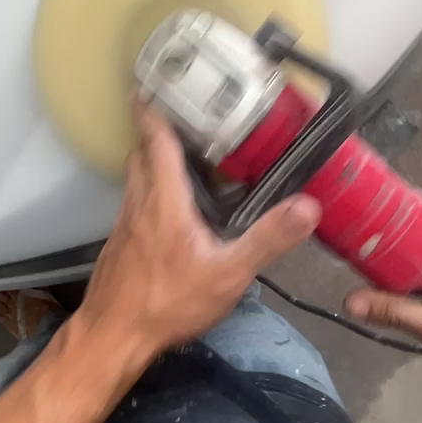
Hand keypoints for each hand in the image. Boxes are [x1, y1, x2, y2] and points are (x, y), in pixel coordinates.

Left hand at [77, 101, 321, 363]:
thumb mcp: (228, 274)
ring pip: (134, 179)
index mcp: (163, 200)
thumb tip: (308, 206)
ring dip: (149, 160)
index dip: (153, 112)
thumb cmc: (168, 302)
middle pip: (141, 155)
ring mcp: (124, 226)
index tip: (149, 85)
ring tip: (177, 155)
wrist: (113, 337)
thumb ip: (268, 239)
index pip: (156, 143)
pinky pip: (133, 204)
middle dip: (153, 131)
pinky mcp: (119, 246)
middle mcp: (138, 204)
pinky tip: (168, 210)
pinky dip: (148, 190)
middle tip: (176, 115)